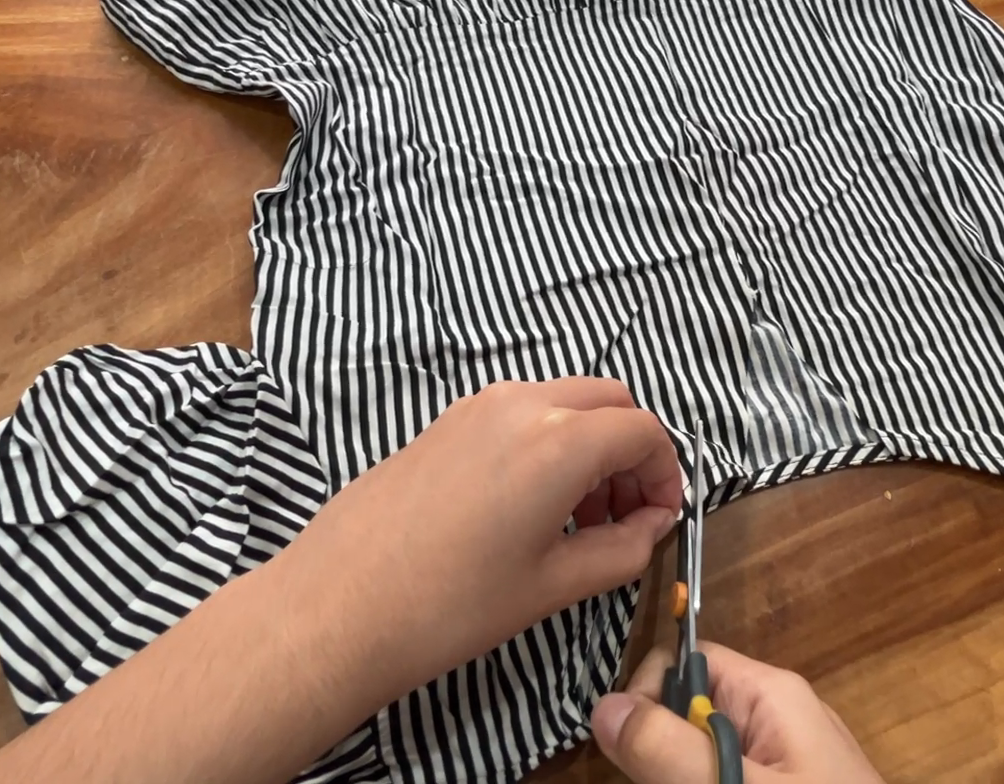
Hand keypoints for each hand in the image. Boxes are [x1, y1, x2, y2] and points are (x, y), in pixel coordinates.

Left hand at [270, 377, 685, 707]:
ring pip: (566, 399)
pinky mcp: (449, 416)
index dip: (665, 472)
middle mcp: (524, 401)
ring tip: (577, 514)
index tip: (660, 517)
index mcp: (560, 438)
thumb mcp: (554, 584)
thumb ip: (625, 548)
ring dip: (590, 443)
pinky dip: (550, 438)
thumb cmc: (453, 604)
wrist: (338, 603)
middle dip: (631, 451)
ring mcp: (480, 402)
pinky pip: (523, 409)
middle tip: (624, 513)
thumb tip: (654, 524)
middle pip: (609, 400)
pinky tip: (528, 499)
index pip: (643, 430)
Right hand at [591, 643, 885, 783]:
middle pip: (691, 713)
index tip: (631, 757)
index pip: (685, 660)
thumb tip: (603, 704)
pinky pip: (731, 778)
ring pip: (705, 759)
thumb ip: (670, 749)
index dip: (648, 697)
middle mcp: (777, 718)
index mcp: (770, 693)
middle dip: (665, 759)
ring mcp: (787, 764)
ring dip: (684, 780)